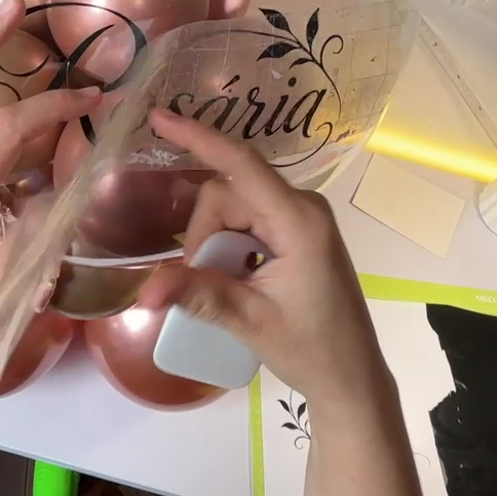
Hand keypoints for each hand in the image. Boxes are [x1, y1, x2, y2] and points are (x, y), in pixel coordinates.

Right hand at [135, 110, 390, 408]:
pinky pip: (247, 220)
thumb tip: (145, 290)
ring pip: (233, 208)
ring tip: (228, 288)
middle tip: (206, 285)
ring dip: (216, 244)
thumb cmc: (311, 350)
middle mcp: (302, 206)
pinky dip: (230, 245)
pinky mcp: (296, 229)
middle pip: (228, 194)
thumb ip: (198, 295)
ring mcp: (300, 216)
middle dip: (204, 235)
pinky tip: (234, 277)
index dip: (199, 138)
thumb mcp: (249, 322)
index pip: (241, 165)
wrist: (351, 378)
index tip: (160, 117)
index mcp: (298, 220)